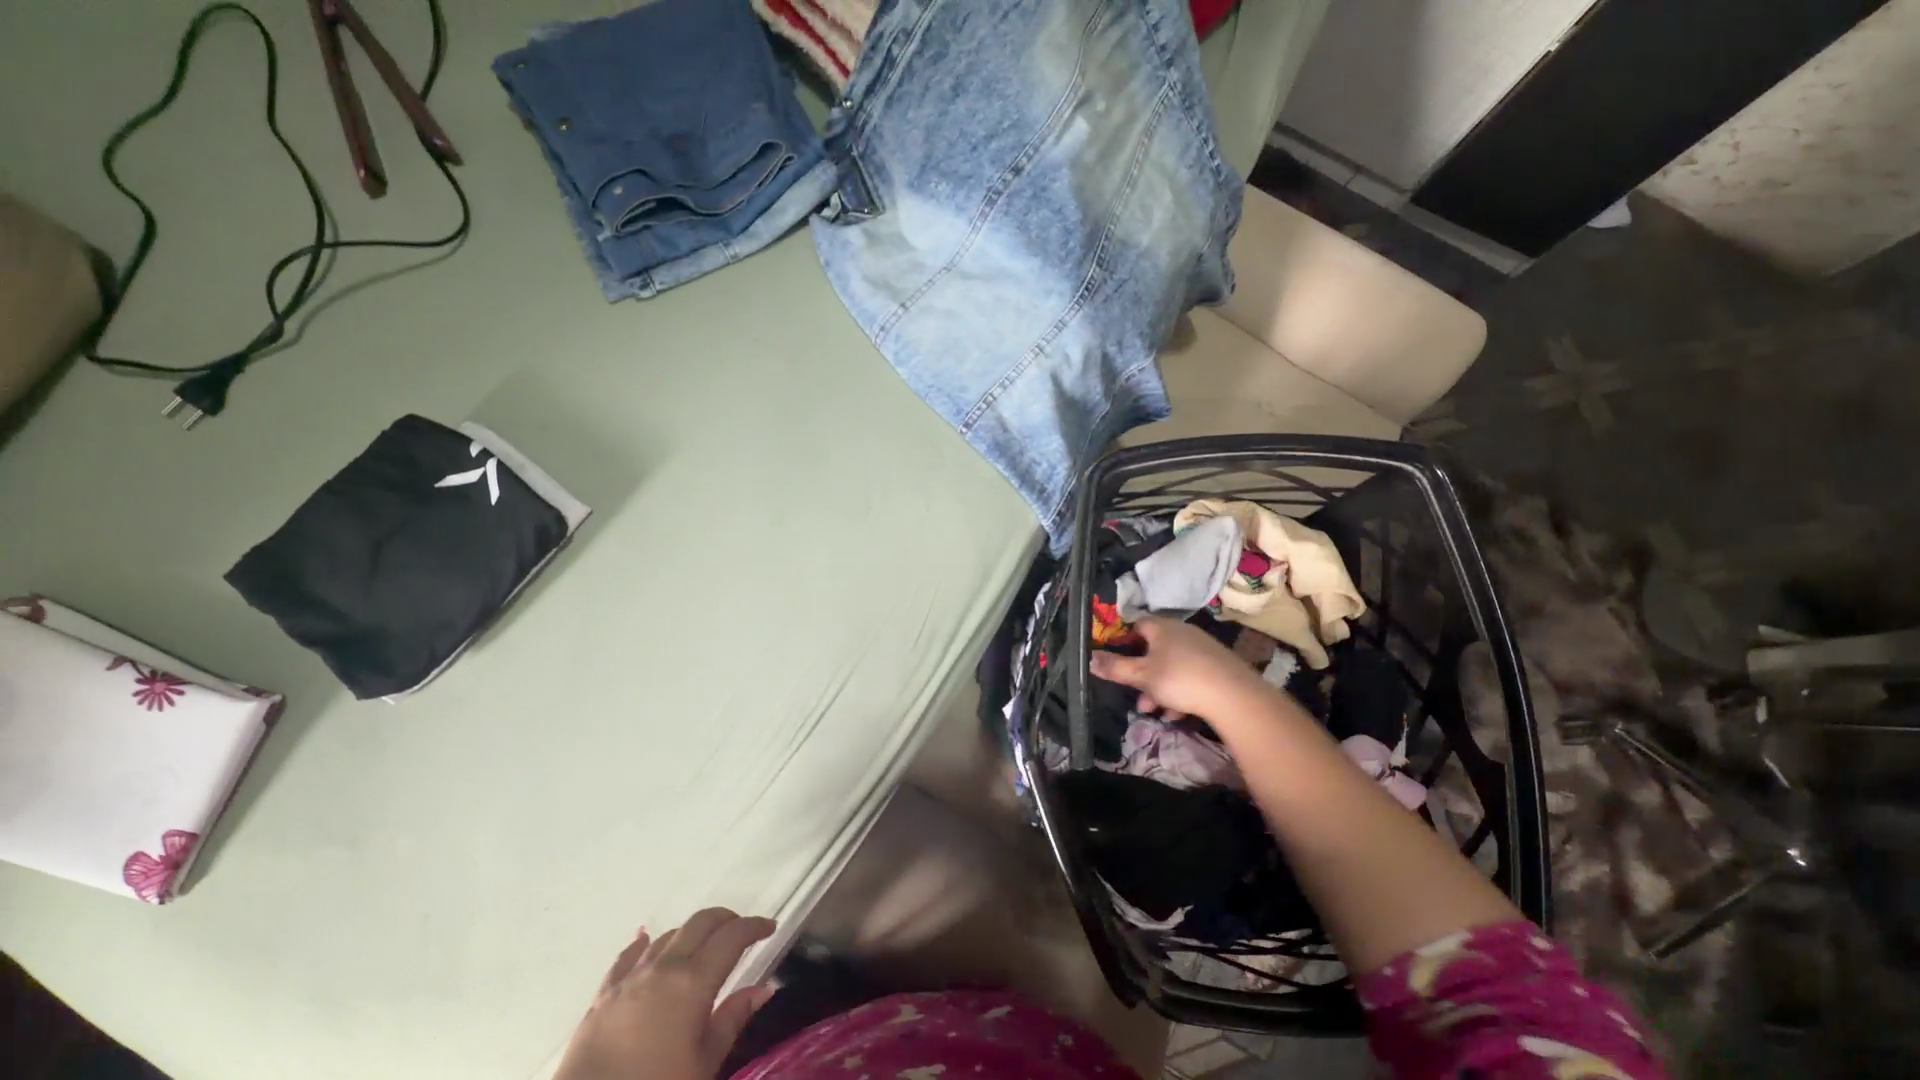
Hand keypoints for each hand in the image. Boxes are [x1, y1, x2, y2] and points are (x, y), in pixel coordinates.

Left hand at [554, 908, 777, 1079]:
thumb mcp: (704, 1063)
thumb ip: (732, 1020)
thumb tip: (763, 988)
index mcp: (693, 983)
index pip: (731, 938)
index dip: (754, 926)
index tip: (769, 927)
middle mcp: (663, 968)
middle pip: (699, 924)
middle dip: (725, 919)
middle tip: (742, 931)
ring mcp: (630, 978)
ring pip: (666, 936)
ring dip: (690, 933)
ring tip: (703, 946)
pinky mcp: (604, 993)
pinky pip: (628, 956)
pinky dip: (644, 944)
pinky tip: (646, 941)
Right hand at [1088, 615, 1266, 722]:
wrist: (1232, 694)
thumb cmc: (1179, 678)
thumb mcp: (1141, 676)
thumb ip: (1115, 668)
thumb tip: (1090, 658)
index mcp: (1163, 628)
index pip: (1138, 624)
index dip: (1125, 640)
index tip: (1117, 659)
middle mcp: (1183, 633)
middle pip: (1154, 650)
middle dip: (1142, 675)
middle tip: (1136, 696)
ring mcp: (1203, 649)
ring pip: (1172, 667)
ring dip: (1159, 689)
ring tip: (1155, 712)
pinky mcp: (1217, 667)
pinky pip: (1190, 676)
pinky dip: (1180, 693)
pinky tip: (1178, 714)